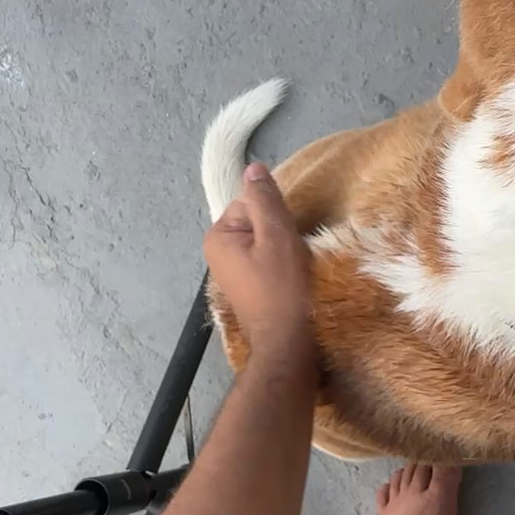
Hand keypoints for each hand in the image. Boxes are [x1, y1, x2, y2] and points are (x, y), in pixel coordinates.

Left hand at [203, 162, 312, 354]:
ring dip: (285, 252)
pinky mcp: (248, 291)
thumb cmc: (284, 292)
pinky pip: (267, 265)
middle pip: (258, 224)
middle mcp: (218, 254)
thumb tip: (253, 168)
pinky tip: (292, 283)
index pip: (251, 203)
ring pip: (265, 245)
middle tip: (295, 257)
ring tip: (296, 272)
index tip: (290, 239)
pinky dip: (282, 269)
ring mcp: (232, 275)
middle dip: (280, 234)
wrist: (288, 346)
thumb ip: (265, 200)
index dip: (277, 216)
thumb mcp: (277, 238)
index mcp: (219, 237)